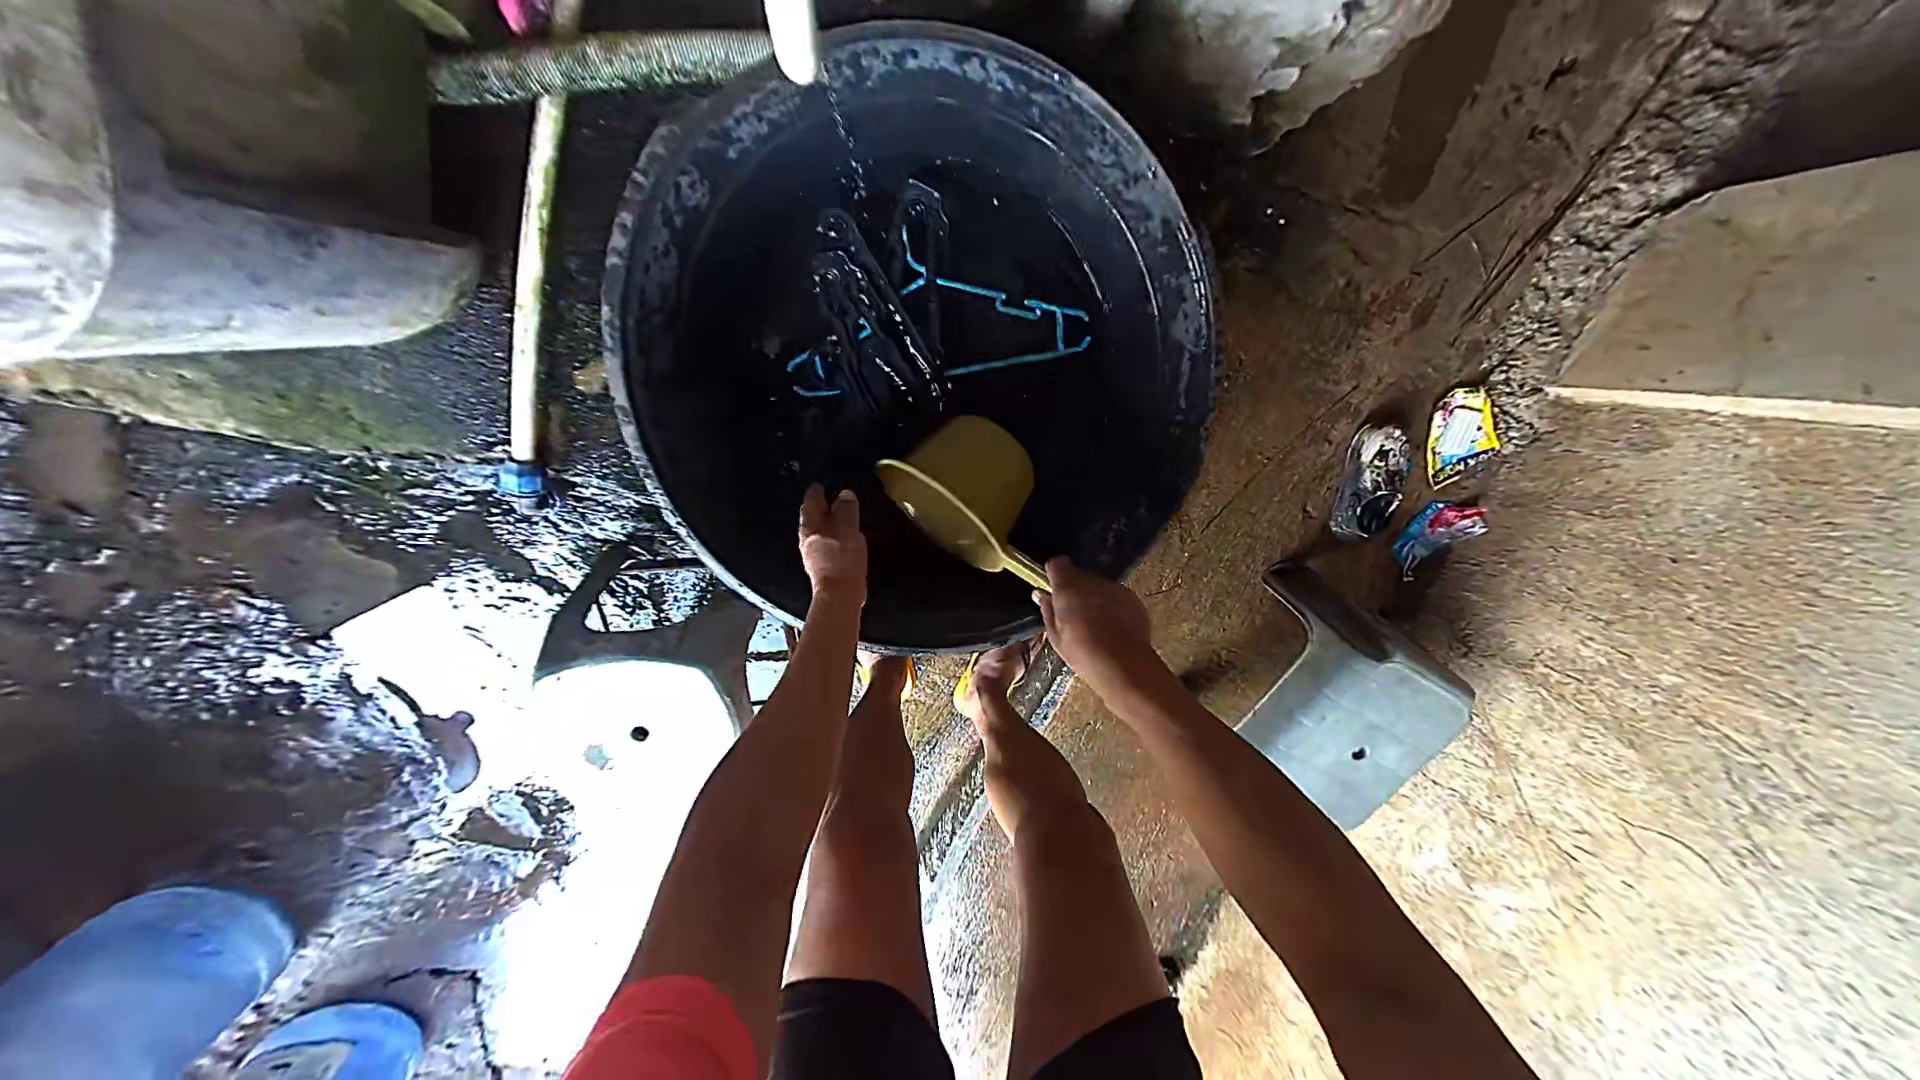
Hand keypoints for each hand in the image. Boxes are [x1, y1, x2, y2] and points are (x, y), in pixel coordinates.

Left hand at [799, 485, 865, 603]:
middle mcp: (807, 537)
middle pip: (812, 515)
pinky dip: (833, 539)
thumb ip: (847, 509)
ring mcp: (812, 553)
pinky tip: (842, 541)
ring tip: (840, 518)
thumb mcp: (848, 528)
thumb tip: (845, 494)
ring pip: (818, 531)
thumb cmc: (842, 560)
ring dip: (827, 523)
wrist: (840, 594)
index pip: (811, 499)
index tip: (823, 483)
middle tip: (831, 498)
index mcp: (811, 524)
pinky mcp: (822, 566)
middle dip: (820, 506)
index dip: (818, 489)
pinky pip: (826, 545)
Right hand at [1033, 556, 1167, 700]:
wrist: (1122, 663)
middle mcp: (1091, 581)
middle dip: (1076, 591)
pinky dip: (1113, 607)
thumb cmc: (1083, 651)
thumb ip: (1047, 609)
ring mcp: (1114, 588)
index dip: (1055, 574)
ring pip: (1099, 587)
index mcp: (1067, 586)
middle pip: (1079, 576)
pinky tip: (1112, 628)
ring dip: (1095, 599)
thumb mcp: (1055, 635)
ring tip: (1094, 626)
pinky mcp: (1132, 598)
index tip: (1054, 588)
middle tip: (1073, 615)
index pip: (1057, 563)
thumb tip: (1041, 595)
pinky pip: (1117, 597)